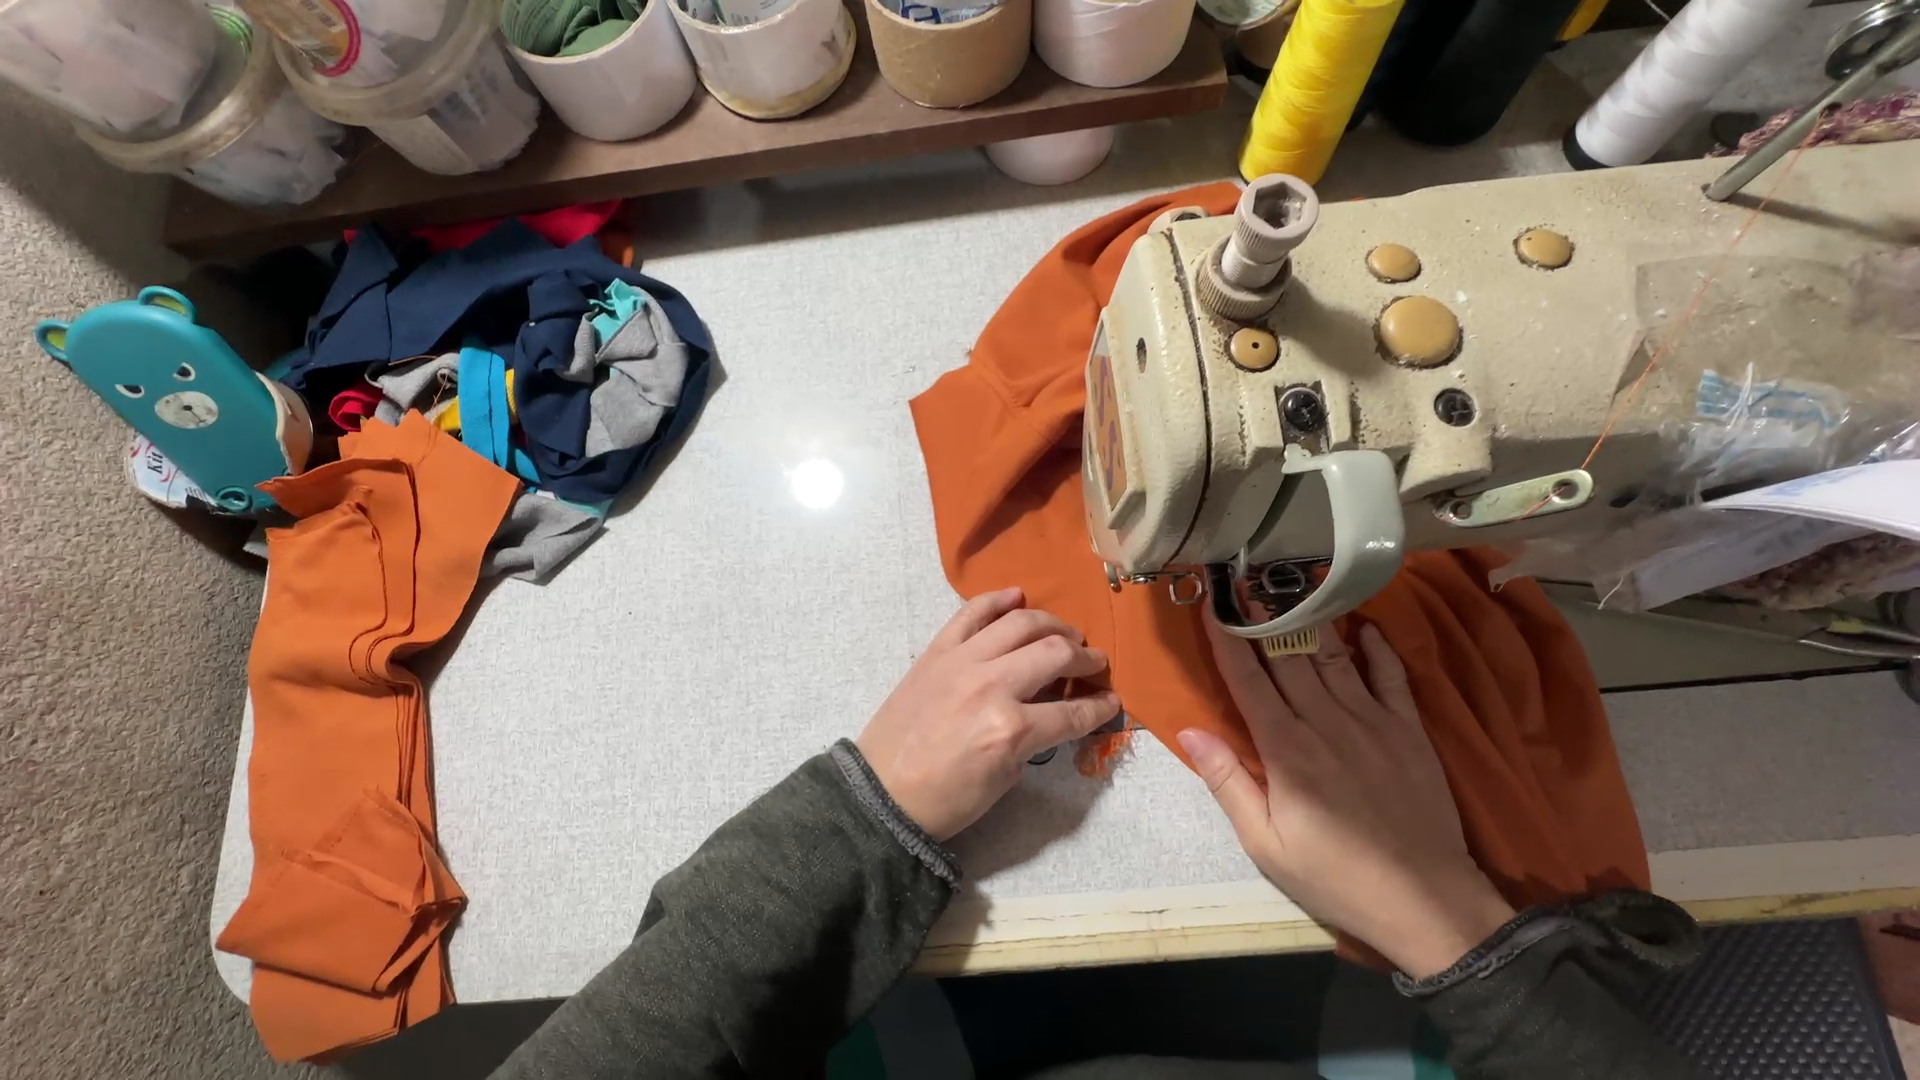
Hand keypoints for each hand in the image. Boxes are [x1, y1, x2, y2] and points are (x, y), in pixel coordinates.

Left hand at [858, 588, 1119, 840]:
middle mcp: (992, 686)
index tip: (1112, 701)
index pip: (1073, 712)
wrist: (882, 792)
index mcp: (1012, 729)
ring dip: (1052, 624)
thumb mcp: (1004, 781)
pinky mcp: (937, 651)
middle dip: (1085, 658)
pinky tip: (1018, 596)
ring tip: (1065, 634)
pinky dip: (996, 600)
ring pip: (1020, 623)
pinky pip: (971, 613)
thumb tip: (1055, 713)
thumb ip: (1034, 741)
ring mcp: (962, 662)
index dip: (1099, 708)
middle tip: (1094, 663)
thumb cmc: (946, 799)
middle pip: (1055, 654)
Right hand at [1180, 620, 1514, 977]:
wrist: (1425, 901)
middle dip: (1262, 615)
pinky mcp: (1407, 730)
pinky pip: (1390, 676)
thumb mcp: (1265, 844)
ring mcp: (1371, 721)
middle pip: (1286, 656)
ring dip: (1308, 620)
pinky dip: (1376, 647)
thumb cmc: (1334, 876)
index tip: (1211, 603)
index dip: (1227, 639)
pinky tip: (1363, 626)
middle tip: (1245, 579)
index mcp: (1285, 748)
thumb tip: (1188, 730)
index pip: (1247, 679)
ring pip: (1332, 657)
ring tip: (1290, 588)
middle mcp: (1325, 722)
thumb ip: (1227, 783)